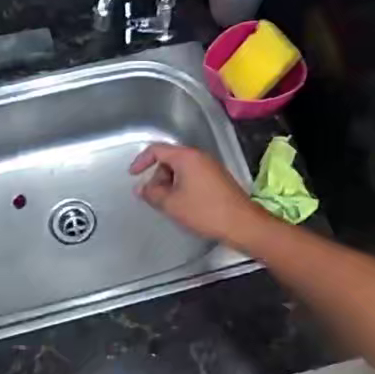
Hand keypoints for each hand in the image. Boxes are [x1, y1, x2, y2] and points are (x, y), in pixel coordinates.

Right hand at [129, 144, 271, 245]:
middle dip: (157, 176)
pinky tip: (183, 205)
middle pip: (169, 159)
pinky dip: (182, 186)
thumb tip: (141, 188)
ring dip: (169, 183)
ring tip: (168, 204)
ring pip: (181, 169)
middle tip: (154, 196)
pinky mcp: (218, 178)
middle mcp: (199, 156)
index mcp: (186, 157)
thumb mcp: (171, 204)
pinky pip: (193, 176)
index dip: (141, 161)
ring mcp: (210, 166)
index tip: (133, 175)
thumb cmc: (204, 211)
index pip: (157, 149)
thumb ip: (152, 193)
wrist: (241, 223)